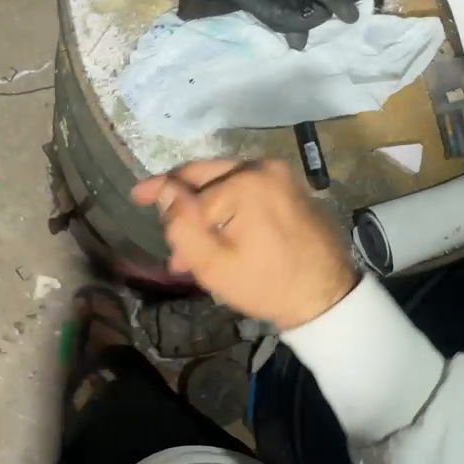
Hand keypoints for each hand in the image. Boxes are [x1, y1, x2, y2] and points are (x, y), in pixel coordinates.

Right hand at [132, 159, 359, 329]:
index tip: (136, 198)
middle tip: (154, 210)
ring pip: (225, 182)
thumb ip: (181, 224)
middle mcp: (263, 167)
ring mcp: (281, 176)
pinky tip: (217, 233)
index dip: (164, 207)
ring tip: (188, 243)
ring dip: (203, 207)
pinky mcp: (292, 188)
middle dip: (181, 199)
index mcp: (244, 181)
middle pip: (206, 174)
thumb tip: (164, 190)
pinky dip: (227, 206)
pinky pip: (247, 189)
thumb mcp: (213, 264)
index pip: (187, 191)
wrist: (327, 296)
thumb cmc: (267, 284)